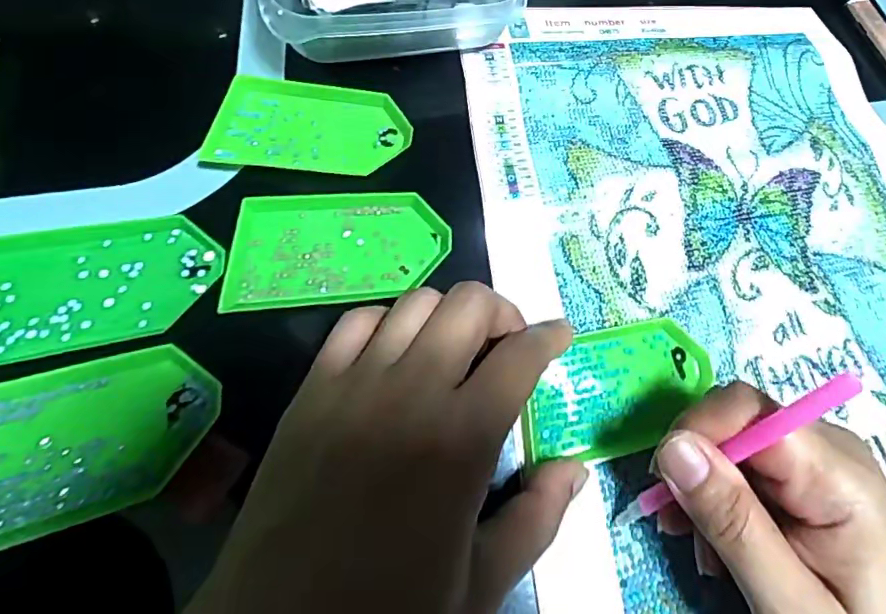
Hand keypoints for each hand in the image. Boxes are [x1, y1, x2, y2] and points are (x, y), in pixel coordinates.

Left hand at [188, 283, 584, 613]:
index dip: (551, 336)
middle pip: (470, 304)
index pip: (521, 354)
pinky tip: (394, 356)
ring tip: (452, 350)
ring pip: (417, 302)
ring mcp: (355, 386)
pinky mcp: (310, 393)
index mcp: (461, 437)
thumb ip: (538, 518)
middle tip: (506, 348)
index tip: (561, 336)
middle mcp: (412, 393)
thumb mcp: (480, 583)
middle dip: (502, 315)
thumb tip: (575, 468)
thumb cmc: (388, 607)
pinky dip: (388, 323)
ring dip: (448, 316)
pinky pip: (356, 321)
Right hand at [651, 382, 885, 613]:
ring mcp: (827, 462)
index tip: (662, 488)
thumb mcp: (789, 603)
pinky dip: (728, 501)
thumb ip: (733, 521)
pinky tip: (724, 547)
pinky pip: (758, 469)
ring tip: (703, 553)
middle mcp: (833, 447)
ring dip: (709, 488)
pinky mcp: (817, 482)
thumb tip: (674, 445)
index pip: (752, 409)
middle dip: (700, 463)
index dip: (699, 432)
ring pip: (743, 444)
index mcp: (839, 470)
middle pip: (744, 420)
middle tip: (674, 529)